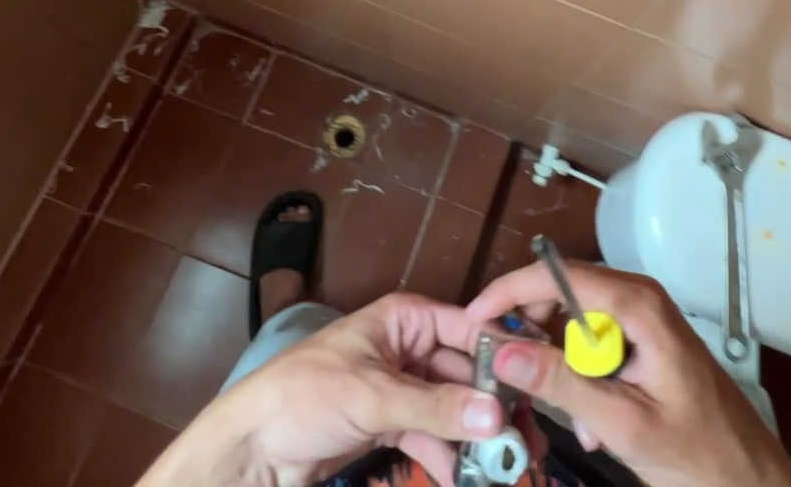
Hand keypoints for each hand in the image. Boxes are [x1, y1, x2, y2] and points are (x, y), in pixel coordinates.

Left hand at [140, 292, 505, 486]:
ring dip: (476, 436)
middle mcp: (409, 346)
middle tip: (527, 441)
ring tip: (506, 467)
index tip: (538, 388)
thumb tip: (496, 415)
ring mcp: (401, 386)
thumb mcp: (373, 397)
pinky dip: (449, 454)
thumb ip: (435, 408)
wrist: (253, 445)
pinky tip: (467, 477)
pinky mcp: (391, 422)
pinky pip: (432, 433)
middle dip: (493, 407)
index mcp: (405, 319)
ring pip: (452, 408)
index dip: (502, 355)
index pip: (467, 328)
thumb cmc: (307, 395)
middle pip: (464, 373)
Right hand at [468, 261, 790, 485]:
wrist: (753, 480)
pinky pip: (594, 341)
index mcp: (637, 303)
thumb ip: (560, 383)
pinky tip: (593, 420)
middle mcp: (637, 295)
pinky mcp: (643, 337)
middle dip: (533, 331)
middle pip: (562, 291)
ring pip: (574, 319)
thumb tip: (500, 349)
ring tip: (570, 416)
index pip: (559, 275)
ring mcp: (642, 315)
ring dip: (560, 363)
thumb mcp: (623, 424)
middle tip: (507, 369)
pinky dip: (582, 374)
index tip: (475, 317)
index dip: (511, 291)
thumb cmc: (698, 453)